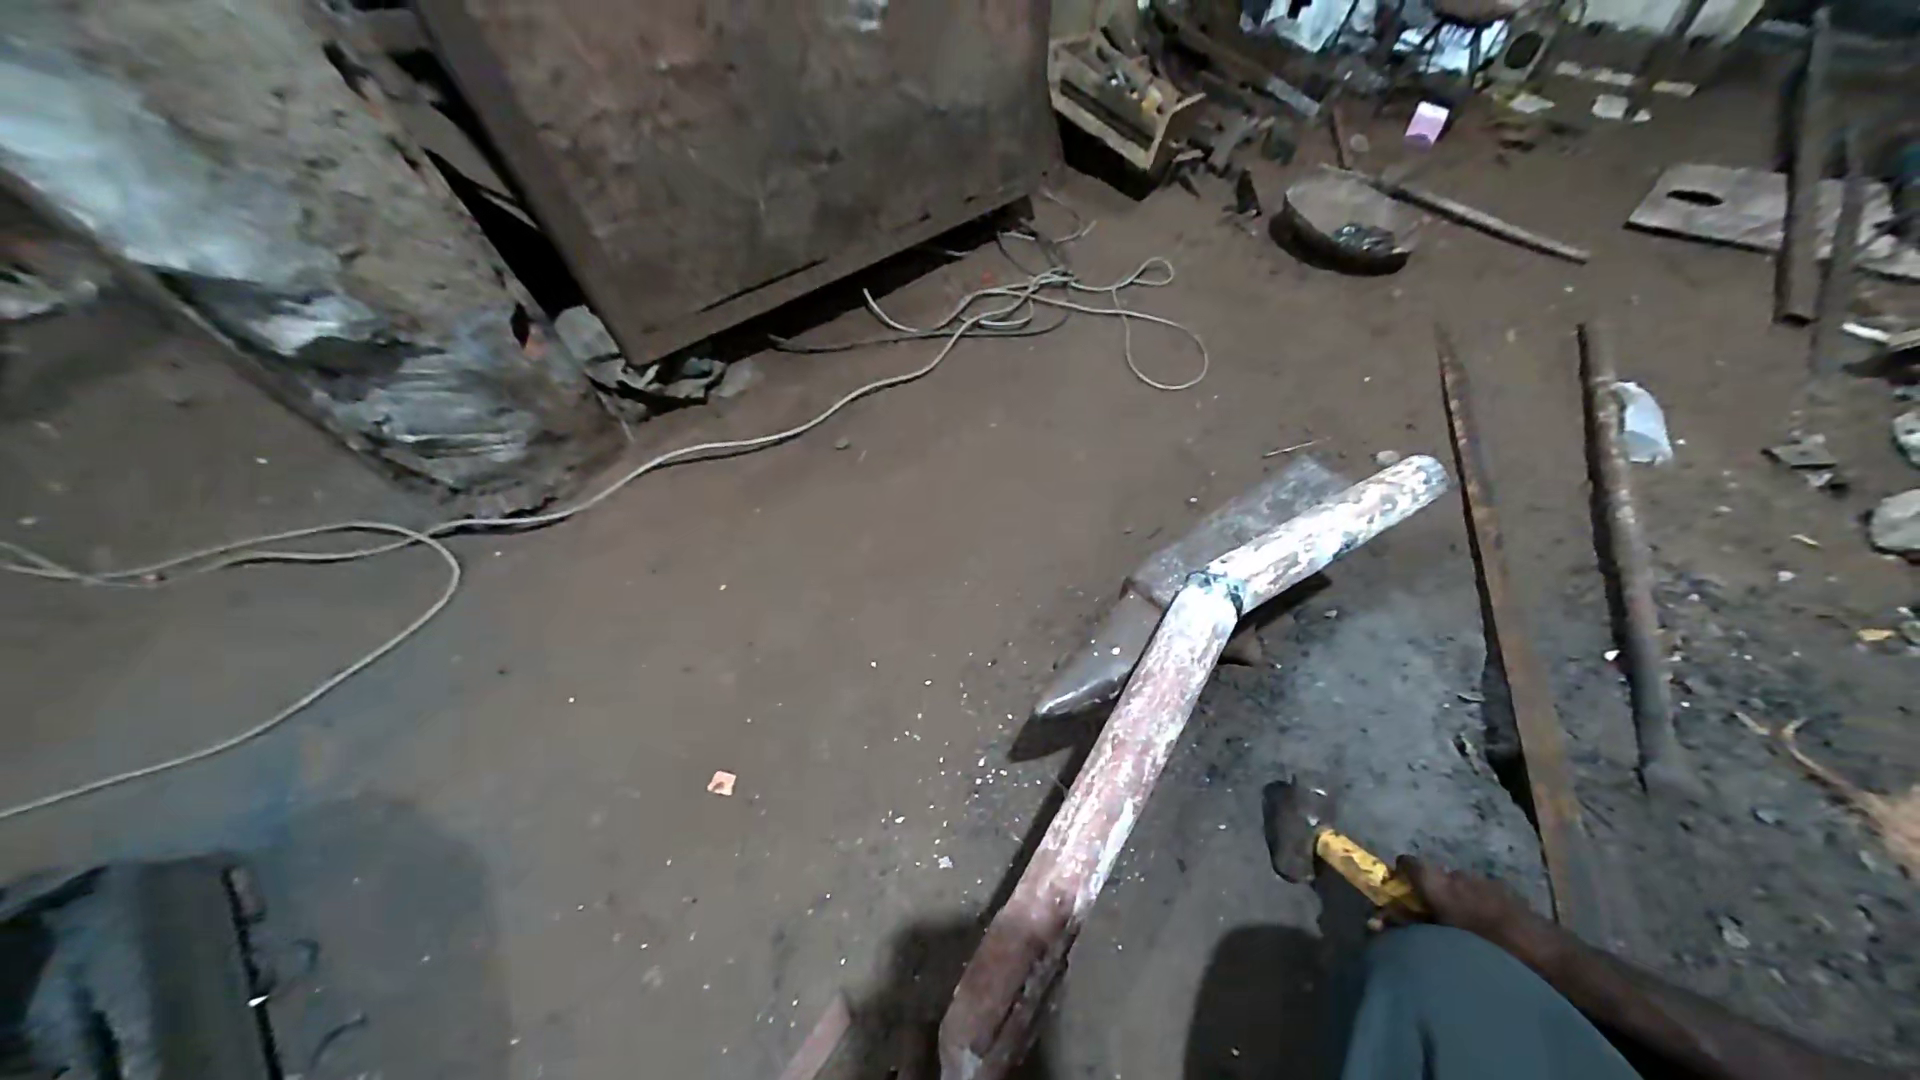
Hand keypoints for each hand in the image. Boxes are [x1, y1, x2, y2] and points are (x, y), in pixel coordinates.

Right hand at [1392, 856, 1558, 962]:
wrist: (1553, 958)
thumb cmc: (1488, 947)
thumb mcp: (1440, 940)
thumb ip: (1406, 926)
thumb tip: (1371, 920)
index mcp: (1437, 882)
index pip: (1406, 862)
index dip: (1400, 876)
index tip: (1400, 897)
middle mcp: (1457, 873)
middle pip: (1432, 876)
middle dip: (1428, 893)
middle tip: (1431, 920)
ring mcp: (1485, 881)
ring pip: (1458, 885)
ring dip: (1455, 901)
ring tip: (1463, 928)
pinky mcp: (1508, 892)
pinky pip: (1480, 894)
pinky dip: (1477, 906)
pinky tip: (1487, 931)